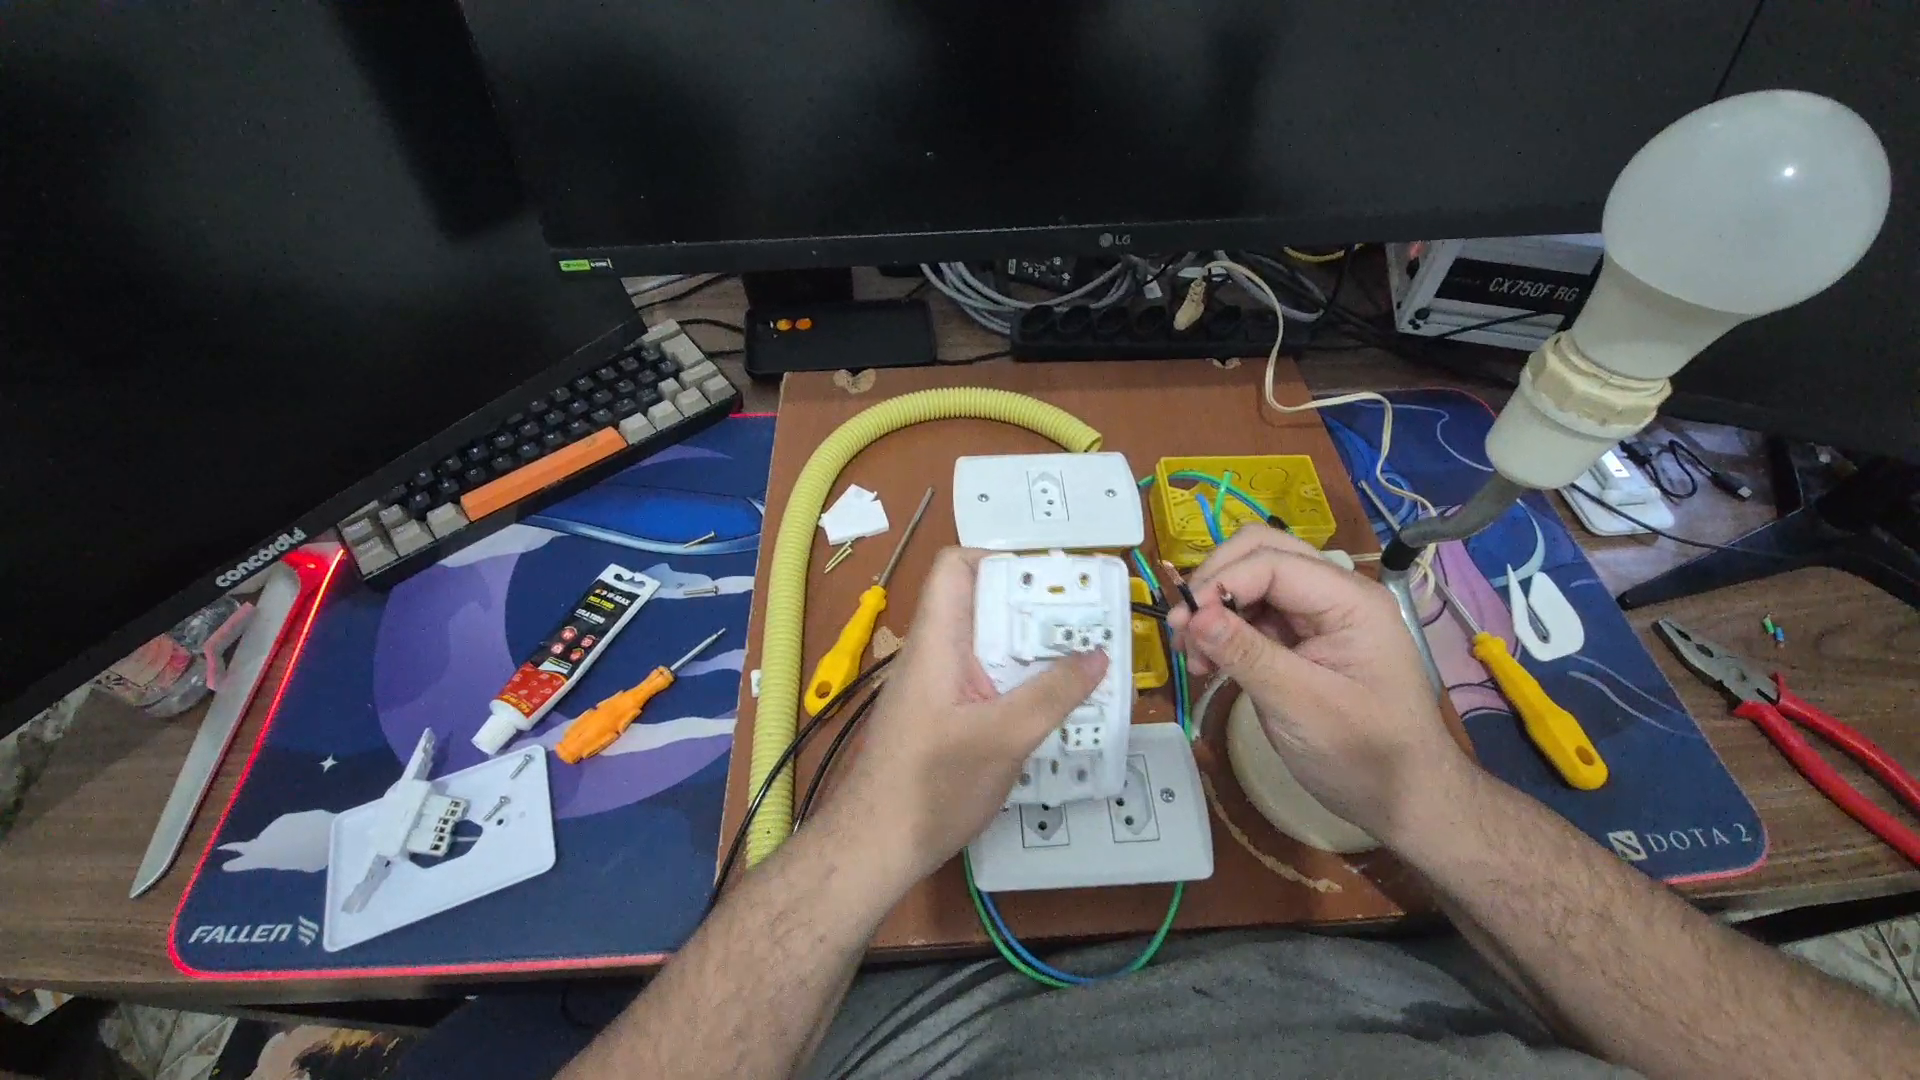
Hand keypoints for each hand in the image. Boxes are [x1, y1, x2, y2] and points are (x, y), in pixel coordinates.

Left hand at [813, 547, 1107, 888]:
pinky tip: (1056, 706)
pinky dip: (1022, 683)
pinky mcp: (945, 715)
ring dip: (1033, 650)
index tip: (1053, 581)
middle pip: (983, 605)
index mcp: (937, 640)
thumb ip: (1053, 693)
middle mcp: (935, 653)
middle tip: (1087, 623)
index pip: (956, 566)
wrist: (875, 846)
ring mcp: (938, 686)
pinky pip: (987, 681)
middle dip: (1035, 608)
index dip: (1001, 559)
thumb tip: (1098, 654)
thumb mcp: (1003, 737)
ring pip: (989, 646)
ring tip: (1085, 660)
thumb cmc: (931, 786)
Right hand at [1166, 526, 1474, 846]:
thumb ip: (1247, 655)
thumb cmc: (1365, 755)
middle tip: (1184, 629)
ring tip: (1192, 655)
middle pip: (1261, 552)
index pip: (1272, 562)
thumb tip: (1192, 617)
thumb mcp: (1301, 706)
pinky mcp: (1299, 639)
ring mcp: (1316, 616)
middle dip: (1215, 583)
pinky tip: (1207, 663)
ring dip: (1214, 608)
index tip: (1183, 626)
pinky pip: (1252, 614)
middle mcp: (1333, 595)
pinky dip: (1223, 630)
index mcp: (1349, 600)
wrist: (1404, 799)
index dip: (1221, 584)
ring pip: (1251, 580)